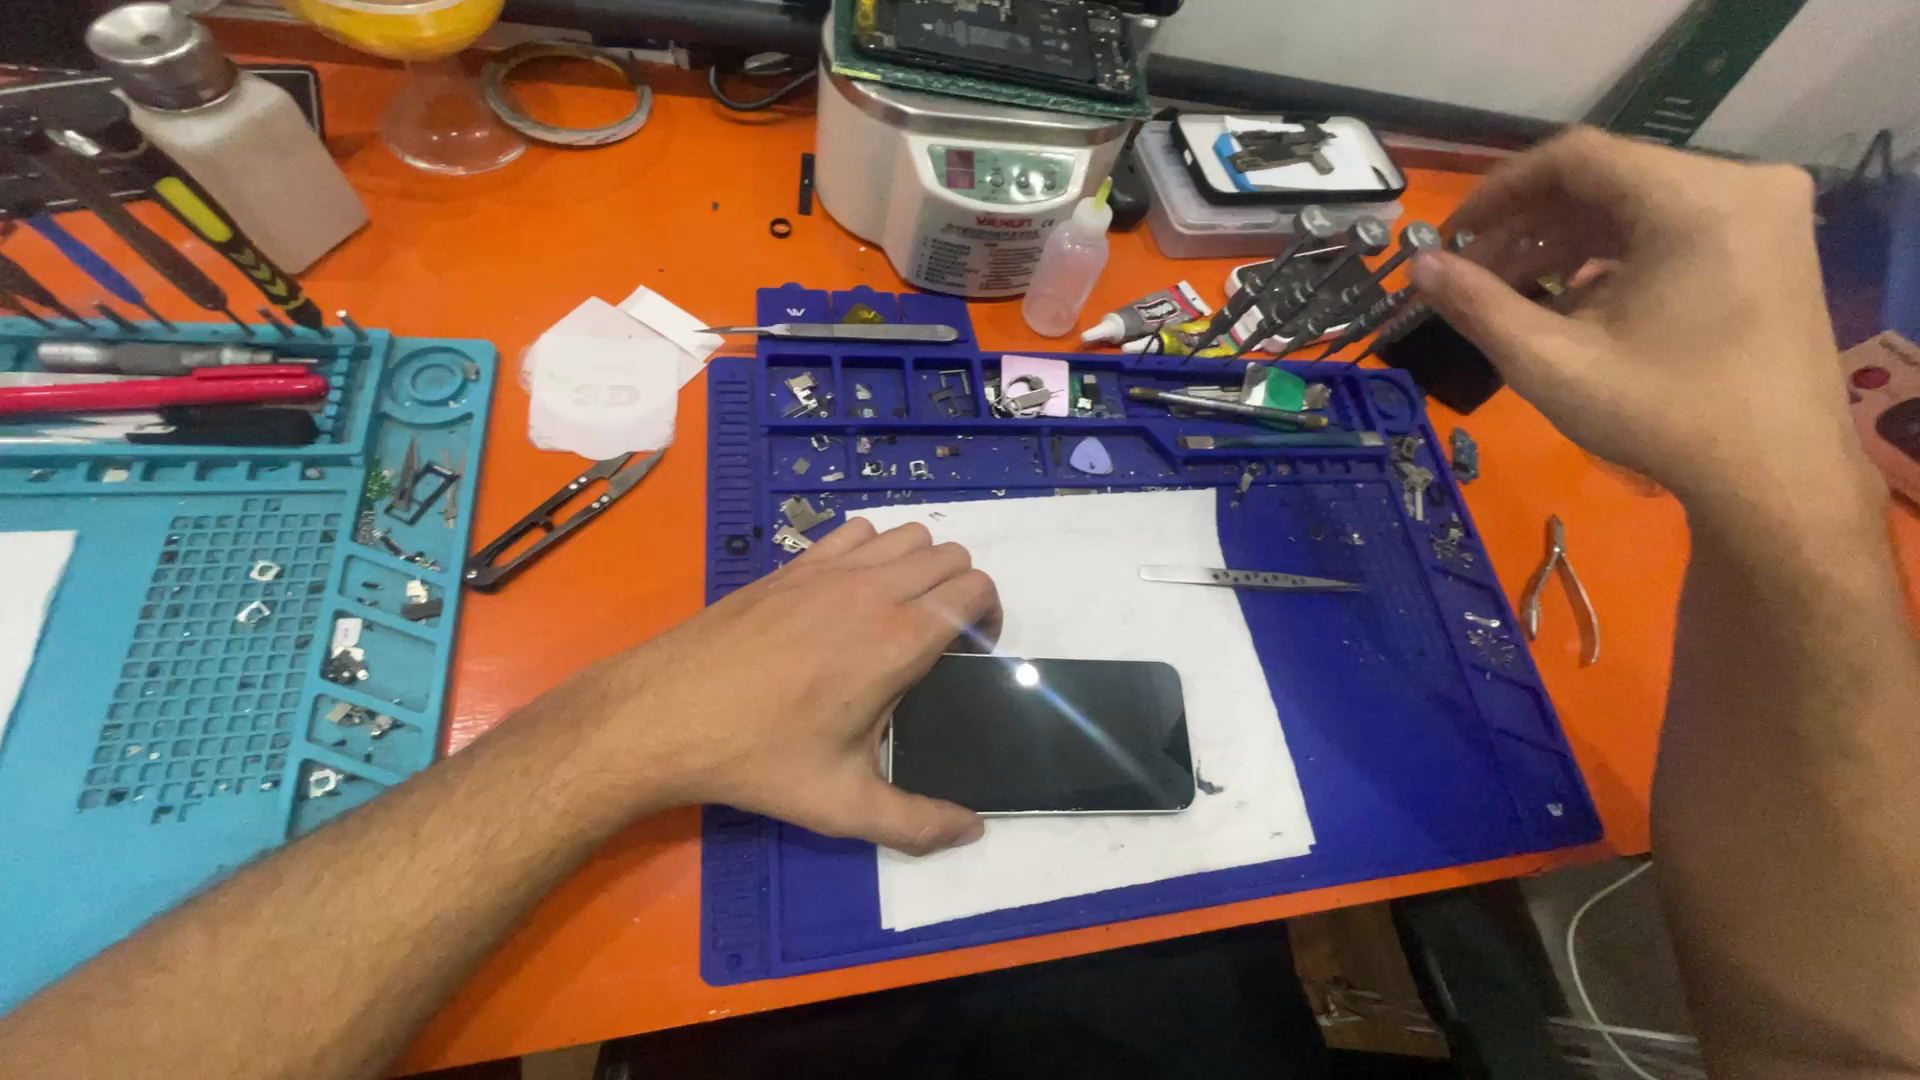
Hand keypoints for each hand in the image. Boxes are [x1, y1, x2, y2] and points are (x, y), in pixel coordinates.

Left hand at [572, 519, 998, 854]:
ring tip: (902, 610)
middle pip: (952, 555)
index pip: (976, 589)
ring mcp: (831, 569)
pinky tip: (852, 591)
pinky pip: (859, 532)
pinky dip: (874, 550)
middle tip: (943, 637)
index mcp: (899, 640)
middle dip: (964, 590)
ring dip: (923, 565)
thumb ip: (918, 824)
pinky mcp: (795, 564)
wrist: (665, 714)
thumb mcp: (843, 805)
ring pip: (909, 535)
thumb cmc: (760, 756)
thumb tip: (974, 831)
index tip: (972, 652)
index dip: (989, 616)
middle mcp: (874, 590)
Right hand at [1408, 127, 1875, 510]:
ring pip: (1630, 204)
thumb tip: (1417, 267)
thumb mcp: (1546, 360)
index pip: (1576, 158)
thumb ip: (1475, 304)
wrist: (1769, 471)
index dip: (1498, 191)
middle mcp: (1740, 185)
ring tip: (1505, 292)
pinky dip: (1602, 255)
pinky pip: (1663, 228)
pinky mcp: (1762, 244)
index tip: (1449, 236)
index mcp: (1696, 200)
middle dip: (1523, 225)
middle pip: (1603, 179)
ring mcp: (1759, 214)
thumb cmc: (1656, 412)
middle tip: (1468, 274)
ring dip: (1556, 242)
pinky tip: (1564, 302)